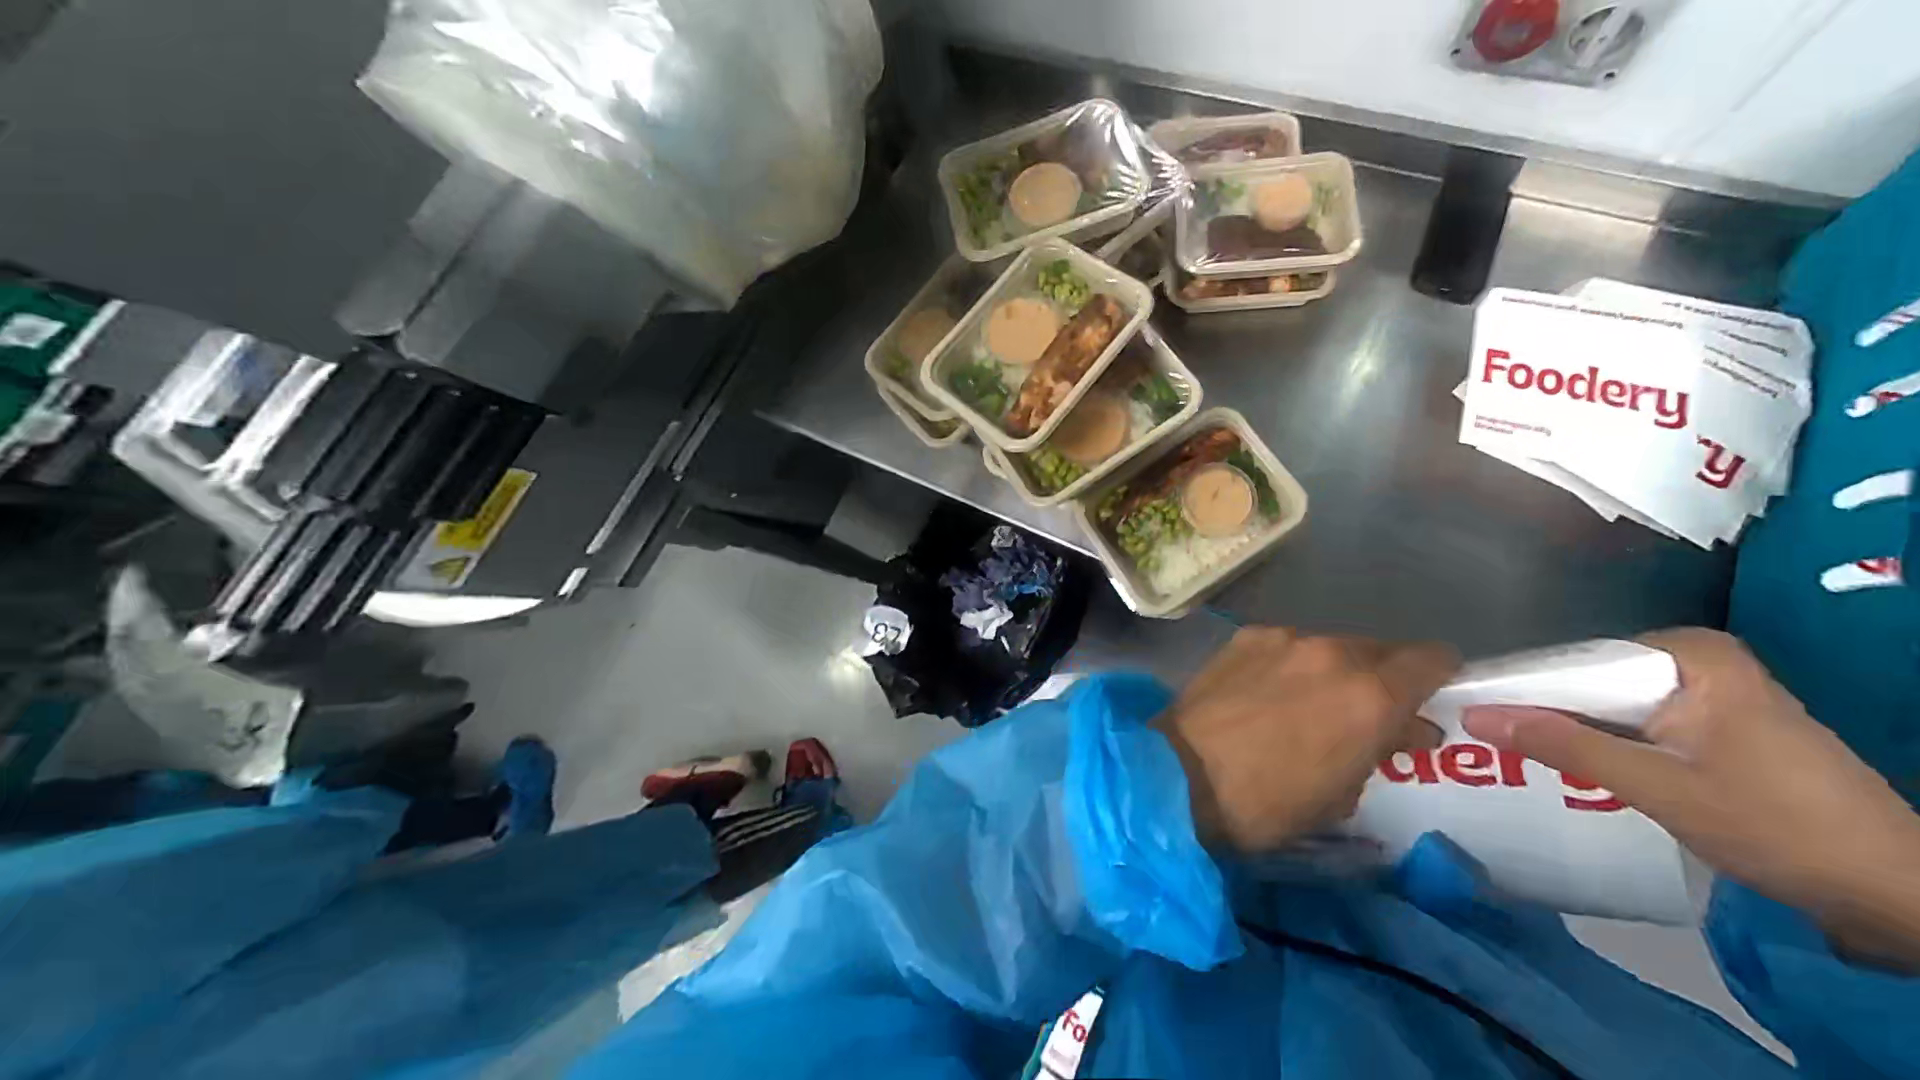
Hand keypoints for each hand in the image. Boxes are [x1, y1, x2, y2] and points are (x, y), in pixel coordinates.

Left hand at [1154, 628, 1457, 852]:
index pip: (1432, 659)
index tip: (1424, 700)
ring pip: (1330, 646)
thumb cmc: (1267, 803)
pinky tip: (1266, 692)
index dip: (1436, 678)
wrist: (1179, 775)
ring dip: (1332, 671)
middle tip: (1361, 713)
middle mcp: (1332, 652)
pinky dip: (1289, 664)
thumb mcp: (1343, 793)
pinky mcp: (1244, 637)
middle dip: (1381, 679)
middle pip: (1379, 651)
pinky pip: (1286, 646)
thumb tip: (1406, 729)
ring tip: (1305, 704)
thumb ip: (1383, 749)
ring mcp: (1283, 638)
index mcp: (1371, 694)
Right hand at [1463, 628, 1919, 968]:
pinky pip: (1634, 722)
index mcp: (1693, 656)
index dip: (1522, 684)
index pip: (1577, 658)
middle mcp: (1700, 663)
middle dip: (1543, 708)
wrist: (1895, 892)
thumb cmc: (1778, 826)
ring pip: (1610, 703)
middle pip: (1592, 679)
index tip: (1471, 708)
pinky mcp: (1717, 729)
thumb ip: (1563, 746)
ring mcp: (1712, 696)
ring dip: (1568, 728)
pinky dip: (1601, 742)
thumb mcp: (1658, 787)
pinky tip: (1569, 764)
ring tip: (1508, 748)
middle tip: (1481, 733)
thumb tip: (1471, 716)